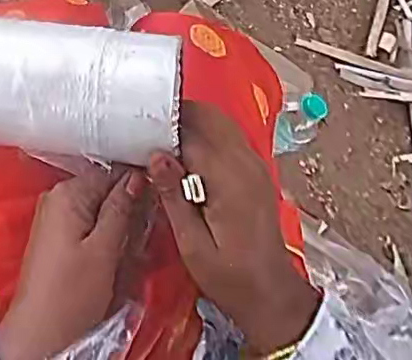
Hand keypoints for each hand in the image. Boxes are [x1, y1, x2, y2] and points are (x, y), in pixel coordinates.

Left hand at [0, 168, 142, 359]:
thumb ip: (121, 210)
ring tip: (127, 248)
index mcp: (67, 193)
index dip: (134, 186)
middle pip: (101, 190)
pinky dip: (101, 235)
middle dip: (124, 208)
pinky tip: (110, 255)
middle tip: (141, 232)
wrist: (38, 334)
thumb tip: (136, 178)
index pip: (109, 174)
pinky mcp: (54, 236)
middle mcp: (56, 197)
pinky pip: (85, 223)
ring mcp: (52, 216)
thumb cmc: (69, 295)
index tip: (155, 198)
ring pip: (95, 209)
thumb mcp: (104, 251)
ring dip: (114, 225)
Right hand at [148, 103, 319, 352]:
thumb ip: (173, 197)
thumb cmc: (231, 278)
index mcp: (228, 178)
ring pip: (218, 119)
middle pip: (208, 114)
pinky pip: (227, 133)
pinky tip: (187, 153)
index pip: (190, 133)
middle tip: (149, 130)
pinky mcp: (255, 168)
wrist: (273, 297)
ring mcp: (253, 162)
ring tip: (164, 141)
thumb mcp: (193, 247)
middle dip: (177, 115)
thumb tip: (155, 156)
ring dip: (191, 120)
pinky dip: (205, 131)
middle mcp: (244, 162)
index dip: (161, 130)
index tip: (137, 133)